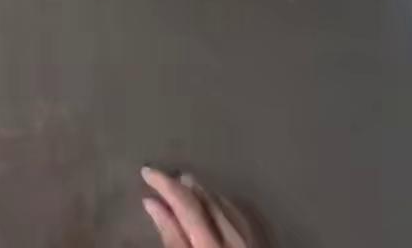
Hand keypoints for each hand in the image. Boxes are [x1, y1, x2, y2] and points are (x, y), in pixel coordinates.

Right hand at [140, 167, 259, 247]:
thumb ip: (171, 238)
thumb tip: (152, 202)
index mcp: (211, 243)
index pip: (185, 201)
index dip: (164, 183)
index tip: (146, 170)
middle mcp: (235, 237)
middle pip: (208, 198)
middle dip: (185, 184)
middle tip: (166, 178)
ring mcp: (254, 240)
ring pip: (227, 203)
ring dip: (205, 192)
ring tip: (189, 186)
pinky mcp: (264, 243)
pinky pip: (246, 215)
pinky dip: (227, 204)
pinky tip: (220, 203)